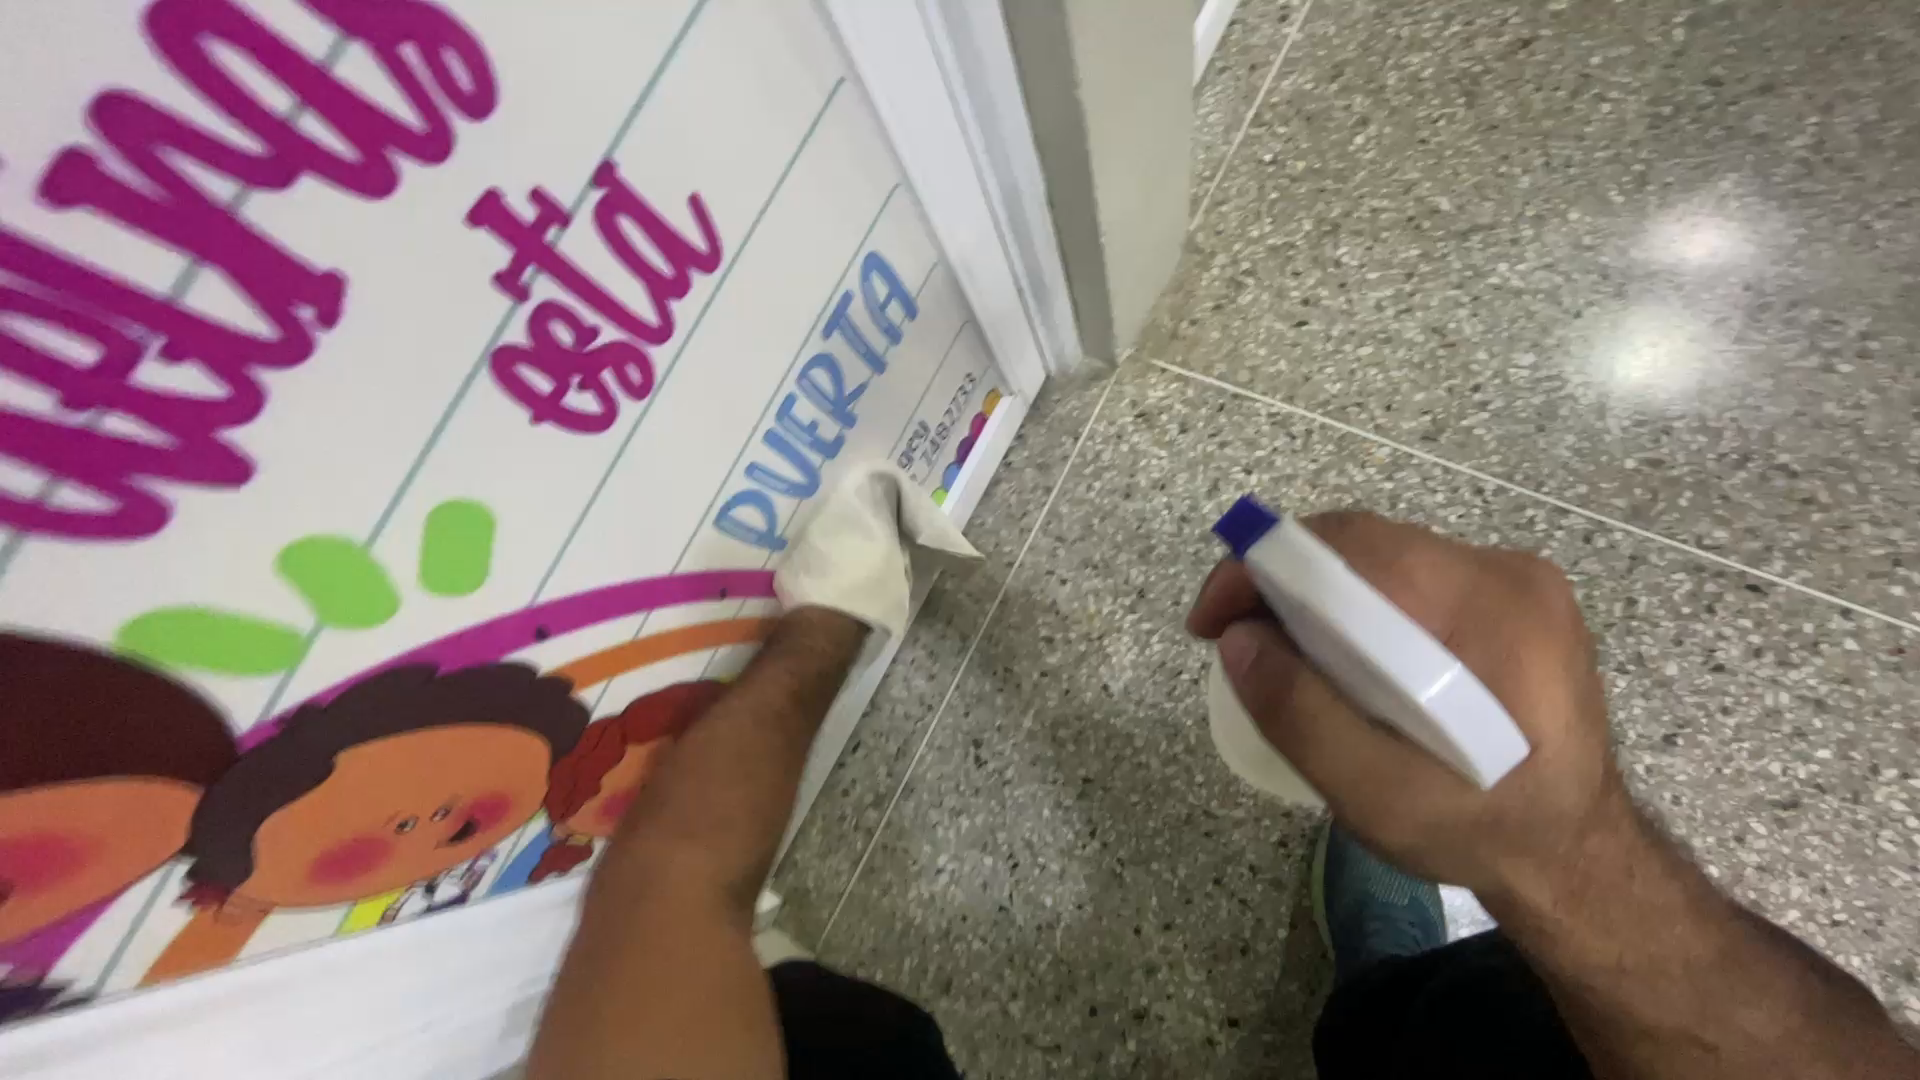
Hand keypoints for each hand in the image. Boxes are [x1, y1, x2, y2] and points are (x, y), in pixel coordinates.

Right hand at [1188, 511, 1637, 907]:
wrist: (1575, 857)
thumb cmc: (1479, 830)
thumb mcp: (1378, 795)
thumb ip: (1303, 716)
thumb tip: (1237, 639)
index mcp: (1489, 607)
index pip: (1350, 549)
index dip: (1260, 568)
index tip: (1209, 621)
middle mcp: (1504, 571)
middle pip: (1358, 546)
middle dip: (1275, 581)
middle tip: (1231, 639)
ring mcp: (1509, 579)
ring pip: (1373, 558)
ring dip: (1308, 595)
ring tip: (1273, 650)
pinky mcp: (1504, 596)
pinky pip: (1399, 576)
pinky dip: (1346, 604)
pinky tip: (1331, 653)